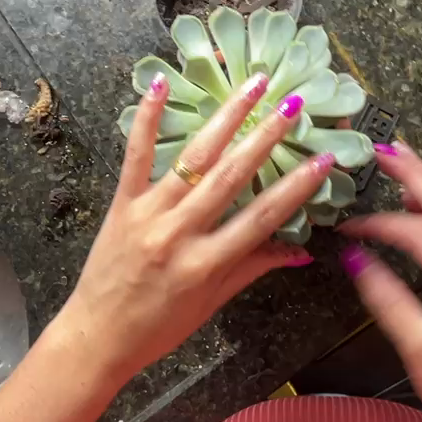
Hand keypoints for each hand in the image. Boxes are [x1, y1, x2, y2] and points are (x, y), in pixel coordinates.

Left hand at [48, 71, 333, 389]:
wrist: (96, 338)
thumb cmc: (159, 327)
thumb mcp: (211, 303)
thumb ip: (252, 268)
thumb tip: (301, 250)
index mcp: (206, 263)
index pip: (262, 217)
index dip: (298, 187)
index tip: (325, 158)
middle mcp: (179, 232)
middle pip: (231, 176)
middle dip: (266, 137)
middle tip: (293, 104)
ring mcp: (148, 213)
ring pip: (193, 158)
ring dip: (226, 117)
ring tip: (252, 85)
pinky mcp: (121, 202)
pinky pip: (136, 155)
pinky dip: (147, 118)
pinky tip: (158, 83)